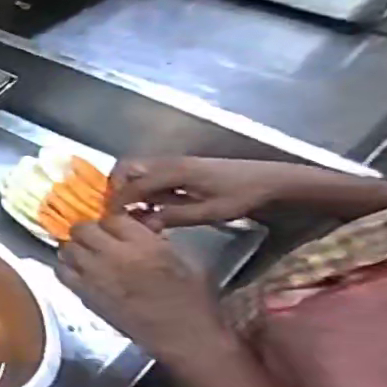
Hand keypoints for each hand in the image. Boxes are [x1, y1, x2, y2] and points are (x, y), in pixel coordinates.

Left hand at [56, 213, 230, 364]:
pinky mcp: (82, 293)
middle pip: (83, 229)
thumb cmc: (192, 299)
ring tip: (88, 252)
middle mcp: (113, 256)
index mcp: (143, 245)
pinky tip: (79, 269)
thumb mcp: (184, 259)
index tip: (116, 227)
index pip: (112, 219)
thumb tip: (139, 225)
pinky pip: (61, 270)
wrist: (182, 336)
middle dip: (89, 230)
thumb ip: (156, 239)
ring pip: (68, 248)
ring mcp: (93, 274)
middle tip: (98, 238)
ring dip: (76, 247)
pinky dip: (66, 266)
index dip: (113, 221)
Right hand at [109, 156, 304, 227]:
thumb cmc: (244, 196)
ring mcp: (175, 162)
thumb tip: (142, 224)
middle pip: (127, 168)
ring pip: (136, 169)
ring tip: (134, 207)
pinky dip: (142, 185)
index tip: (111, 219)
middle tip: (119, 209)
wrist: (274, 180)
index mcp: (175, 172)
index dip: (119, 203)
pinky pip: (149, 172)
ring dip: (128, 186)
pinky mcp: (181, 166)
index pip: (134, 186)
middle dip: (116, 188)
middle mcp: (169, 163)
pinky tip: (152, 203)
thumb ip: (174, 217)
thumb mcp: (211, 212)